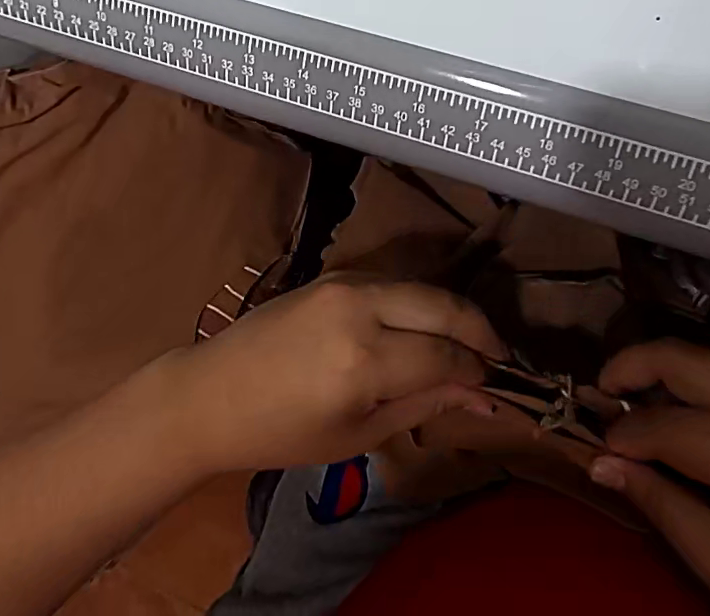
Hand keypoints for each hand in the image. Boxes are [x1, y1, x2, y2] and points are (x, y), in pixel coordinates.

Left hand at [152, 275, 505, 473]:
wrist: (212, 392)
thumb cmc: (281, 432)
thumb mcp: (357, 434)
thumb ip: (423, 405)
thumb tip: (483, 398)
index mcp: (362, 359)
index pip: (445, 355)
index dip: (477, 371)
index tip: (493, 386)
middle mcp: (360, 308)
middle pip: (444, 305)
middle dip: (480, 330)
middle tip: (497, 357)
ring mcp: (346, 283)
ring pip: (423, 288)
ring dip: (452, 314)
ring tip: (466, 345)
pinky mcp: (336, 275)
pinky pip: (395, 283)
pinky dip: (419, 303)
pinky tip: (423, 328)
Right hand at [588, 341, 709, 615]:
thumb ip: (665, 510)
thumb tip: (601, 464)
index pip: (665, 426)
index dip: (622, 436)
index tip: (593, 450)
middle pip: (678, 359)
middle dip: (627, 366)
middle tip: (595, 394)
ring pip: (697, 357)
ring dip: (654, 368)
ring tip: (623, 401)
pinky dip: (683, 380)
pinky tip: (670, 410)